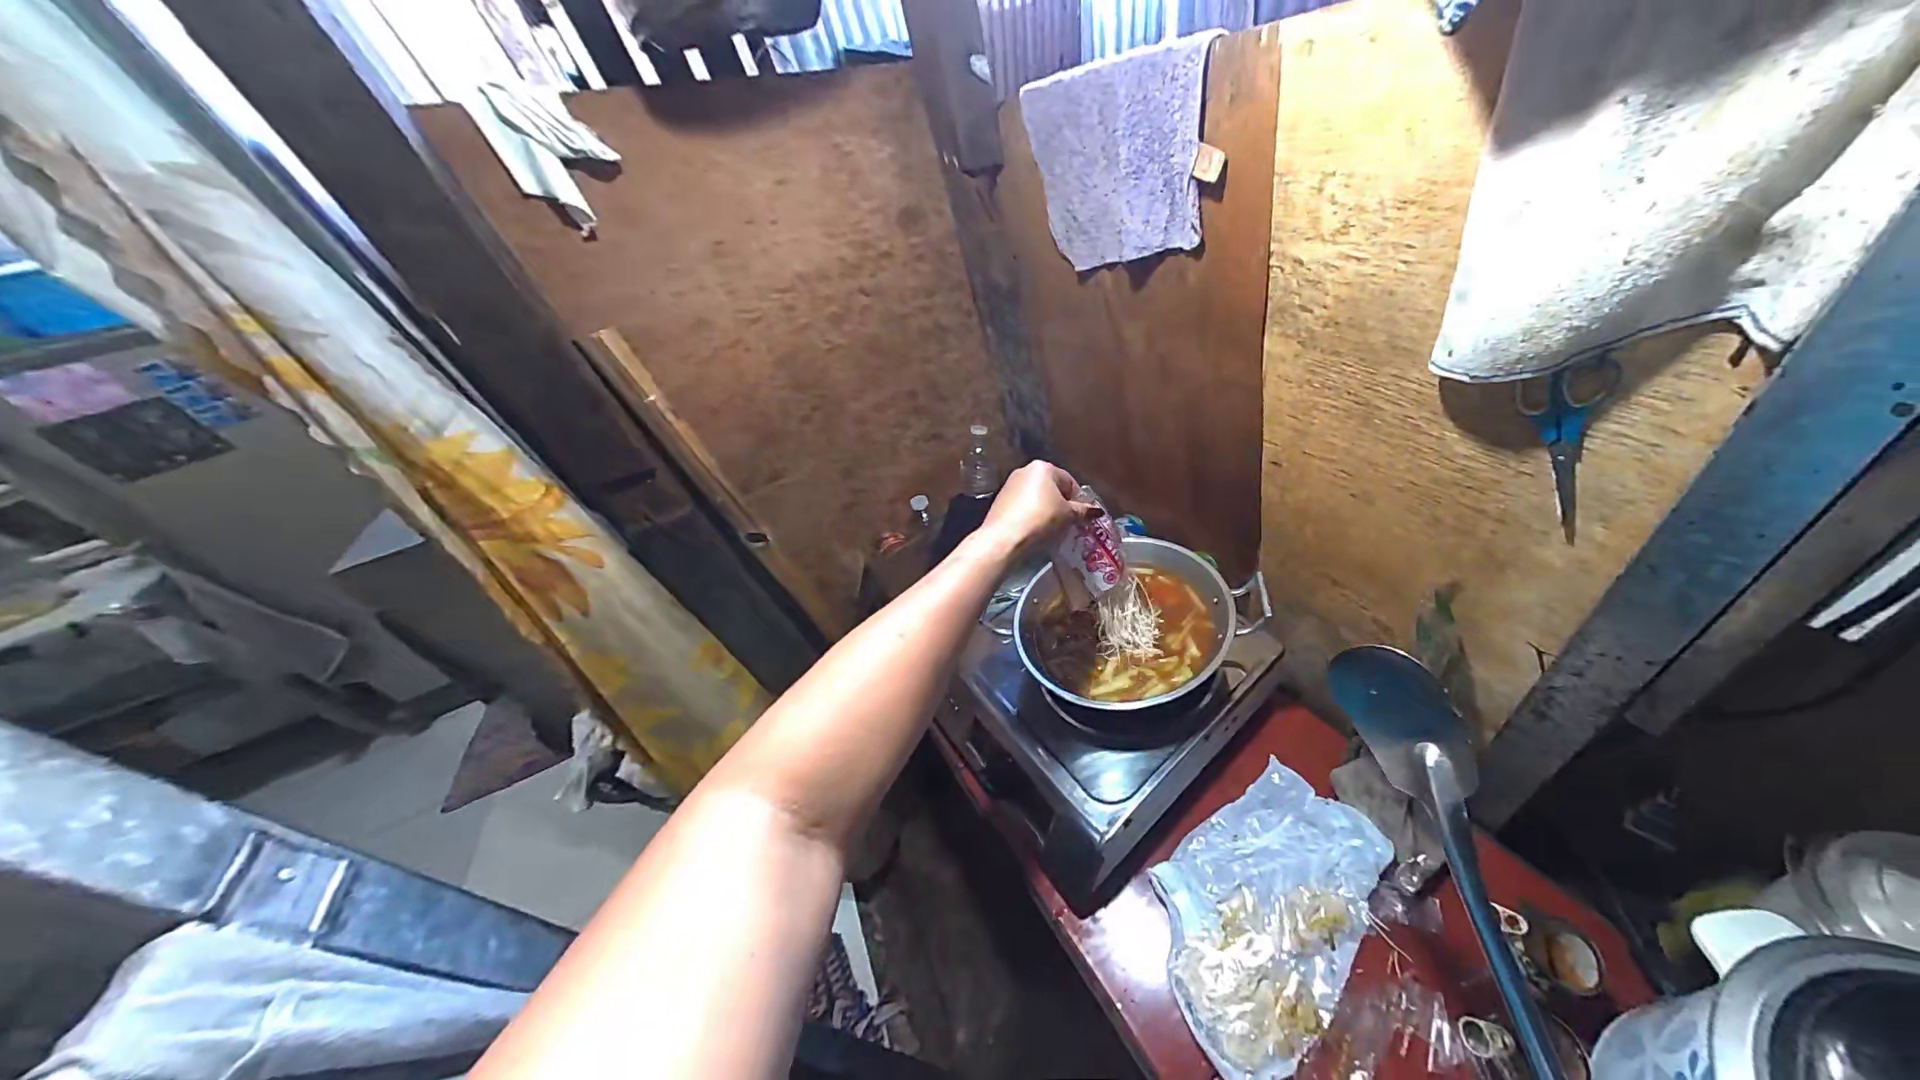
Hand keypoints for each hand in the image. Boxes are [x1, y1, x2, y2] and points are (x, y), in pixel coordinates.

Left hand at [977, 460, 1093, 555]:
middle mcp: (1024, 471)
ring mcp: (1009, 486)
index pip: (1070, 482)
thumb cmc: (1040, 520)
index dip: (1079, 501)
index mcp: (1042, 467)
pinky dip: (1031, 516)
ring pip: (1036, 498)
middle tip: (1069, 524)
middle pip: (1052, 488)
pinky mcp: (999, 501)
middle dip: (1061, 505)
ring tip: (1051, 530)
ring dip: (1046, 511)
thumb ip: (1084, 511)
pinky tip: (1034, 531)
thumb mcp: (1068, 516)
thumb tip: (1096, 511)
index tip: (1082, 517)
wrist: (1004, 538)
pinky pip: (1022, 507)